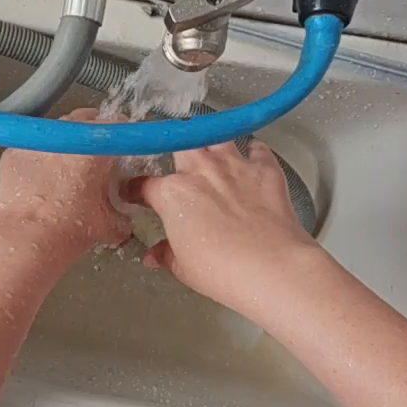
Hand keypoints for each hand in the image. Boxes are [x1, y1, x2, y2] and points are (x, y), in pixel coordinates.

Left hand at [0, 108, 130, 265]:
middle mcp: (67, 135)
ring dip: (64, 144)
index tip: (119, 148)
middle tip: (93, 158)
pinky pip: (30, 148)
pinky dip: (36, 158)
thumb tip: (123, 219)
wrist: (25, 240)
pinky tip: (38, 179)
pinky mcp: (12, 153)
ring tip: (64, 170)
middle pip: (84, 120)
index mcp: (96, 146)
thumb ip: (121, 217)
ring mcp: (37, 141)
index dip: (120, 137)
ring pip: (56, 132)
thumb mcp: (108, 227)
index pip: (117, 125)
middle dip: (91, 136)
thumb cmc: (67, 230)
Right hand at [120, 141, 326, 315]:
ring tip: (212, 157)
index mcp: (172, 193)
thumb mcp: (183, 268)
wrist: (272, 267)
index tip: (134, 195)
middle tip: (178, 169)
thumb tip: (153, 255)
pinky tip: (251, 162)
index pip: (144, 185)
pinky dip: (253, 153)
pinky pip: (258, 149)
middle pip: (179, 143)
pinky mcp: (265, 170)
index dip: (135, 190)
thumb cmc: (222, 270)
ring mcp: (234, 166)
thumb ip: (166, 254)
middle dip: (174, 152)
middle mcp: (201, 170)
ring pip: (215, 136)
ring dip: (211, 145)